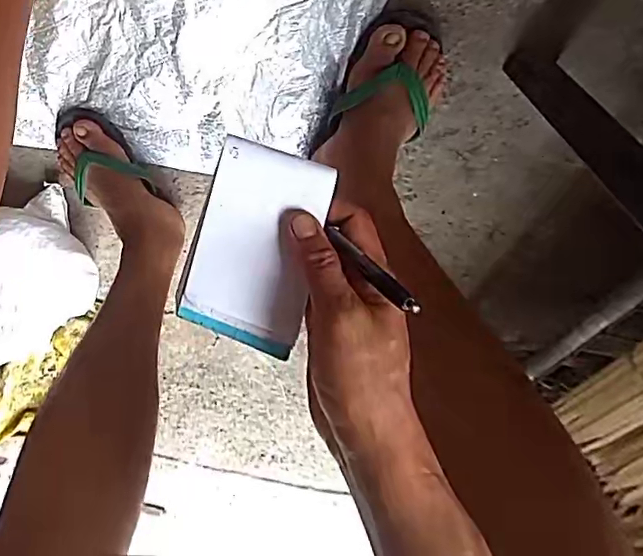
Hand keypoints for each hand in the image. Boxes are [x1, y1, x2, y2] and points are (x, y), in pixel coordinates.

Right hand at [287, 208, 423, 461]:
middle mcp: (361, 286)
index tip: (294, 208)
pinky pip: (306, 290)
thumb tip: (303, 222)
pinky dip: (289, 282)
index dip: (326, 209)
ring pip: (317, 265)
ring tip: (266, 248)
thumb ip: (321, 266)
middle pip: (333, 241)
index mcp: (376, 278)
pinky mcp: (326, 324)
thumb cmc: (365, 383)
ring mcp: (343, 305)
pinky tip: (271, 282)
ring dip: (294, 256)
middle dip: (304, 229)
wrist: (365, 436)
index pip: (354, 224)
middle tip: (272, 223)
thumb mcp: (339, 314)